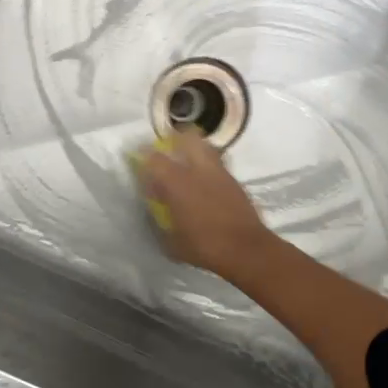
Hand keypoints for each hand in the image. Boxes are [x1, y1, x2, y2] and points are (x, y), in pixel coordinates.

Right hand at [136, 129, 279, 283]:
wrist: (247, 250)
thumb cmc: (204, 246)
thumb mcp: (172, 243)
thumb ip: (160, 224)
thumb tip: (155, 216)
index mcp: (176, 182)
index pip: (153, 157)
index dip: (143, 156)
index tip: (139, 161)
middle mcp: (198, 169)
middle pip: (187, 137)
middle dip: (176, 140)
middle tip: (169, 153)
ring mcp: (220, 173)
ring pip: (206, 148)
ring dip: (196, 152)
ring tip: (190, 167)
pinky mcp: (236, 182)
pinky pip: (219, 166)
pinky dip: (210, 170)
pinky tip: (207, 187)